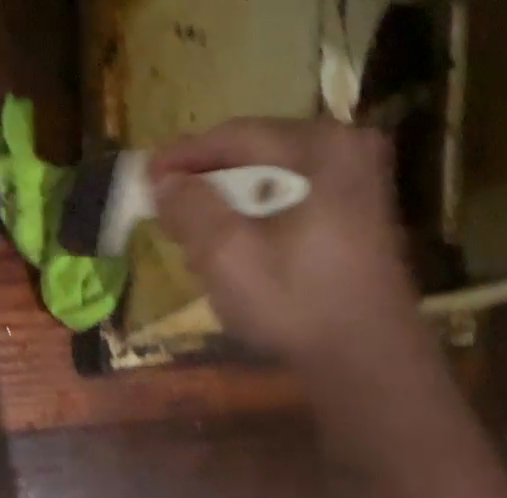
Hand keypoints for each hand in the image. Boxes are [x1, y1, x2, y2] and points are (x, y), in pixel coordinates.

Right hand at [149, 119, 422, 364]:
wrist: (363, 352)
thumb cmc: (292, 300)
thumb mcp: (226, 255)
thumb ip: (191, 209)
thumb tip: (165, 182)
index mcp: (318, 148)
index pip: (236, 136)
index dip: (183, 156)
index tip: (143, 178)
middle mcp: (347, 149)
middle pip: (258, 151)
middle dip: (206, 178)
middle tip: (164, 205)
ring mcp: (359, 181)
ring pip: (274, 175)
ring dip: (228, 197)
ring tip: (191, 227)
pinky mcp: (359, 214)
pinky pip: (294, 195)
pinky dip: (256, 210)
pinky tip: (234, 240)